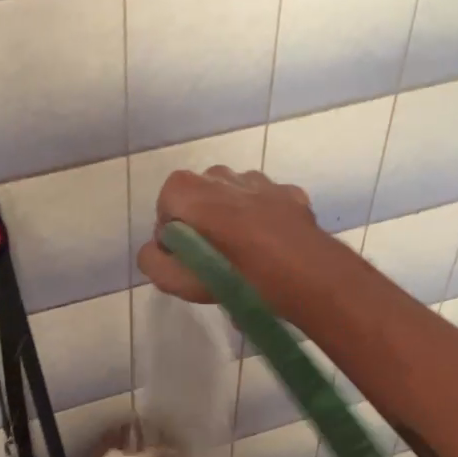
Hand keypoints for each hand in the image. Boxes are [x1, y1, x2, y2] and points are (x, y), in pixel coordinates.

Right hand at [136, 167, 329, 313]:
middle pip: (199, 201)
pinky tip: (269, 250)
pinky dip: (262, 223)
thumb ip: (152, 261)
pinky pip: (265, 205)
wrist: (305, 274)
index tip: (186, 260)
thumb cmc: (235, 276)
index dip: (172, 237)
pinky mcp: (289, 193)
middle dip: (200, 226)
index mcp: (189, 189)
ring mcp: (259, 180)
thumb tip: (155, 249)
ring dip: (231, 222)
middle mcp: (221, 174)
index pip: (165, 207)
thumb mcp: (177, 282)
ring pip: (233, 200)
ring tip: (243, 256)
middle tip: (213, 261)